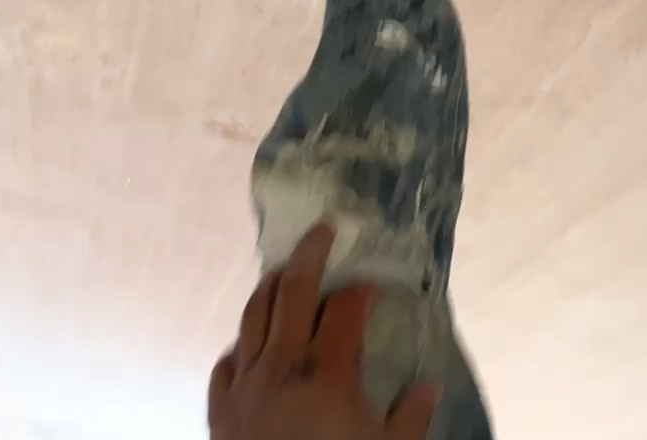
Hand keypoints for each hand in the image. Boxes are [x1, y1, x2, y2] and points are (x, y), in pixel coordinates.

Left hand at [209, 225, 439, 439]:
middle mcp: (281, 367)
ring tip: (283, 273)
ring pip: (252, 317)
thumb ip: (411, 417)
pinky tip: (250, 349)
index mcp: (326, 372)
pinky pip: (224, 366)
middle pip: (293, 290)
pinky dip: (239, 347)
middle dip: (311, 254)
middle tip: (323, 230)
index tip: (372, 287)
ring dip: (270, 288)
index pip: (345, 307)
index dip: (361, 291)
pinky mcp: (219, 416)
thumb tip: (427, 385)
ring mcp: (244, 389)